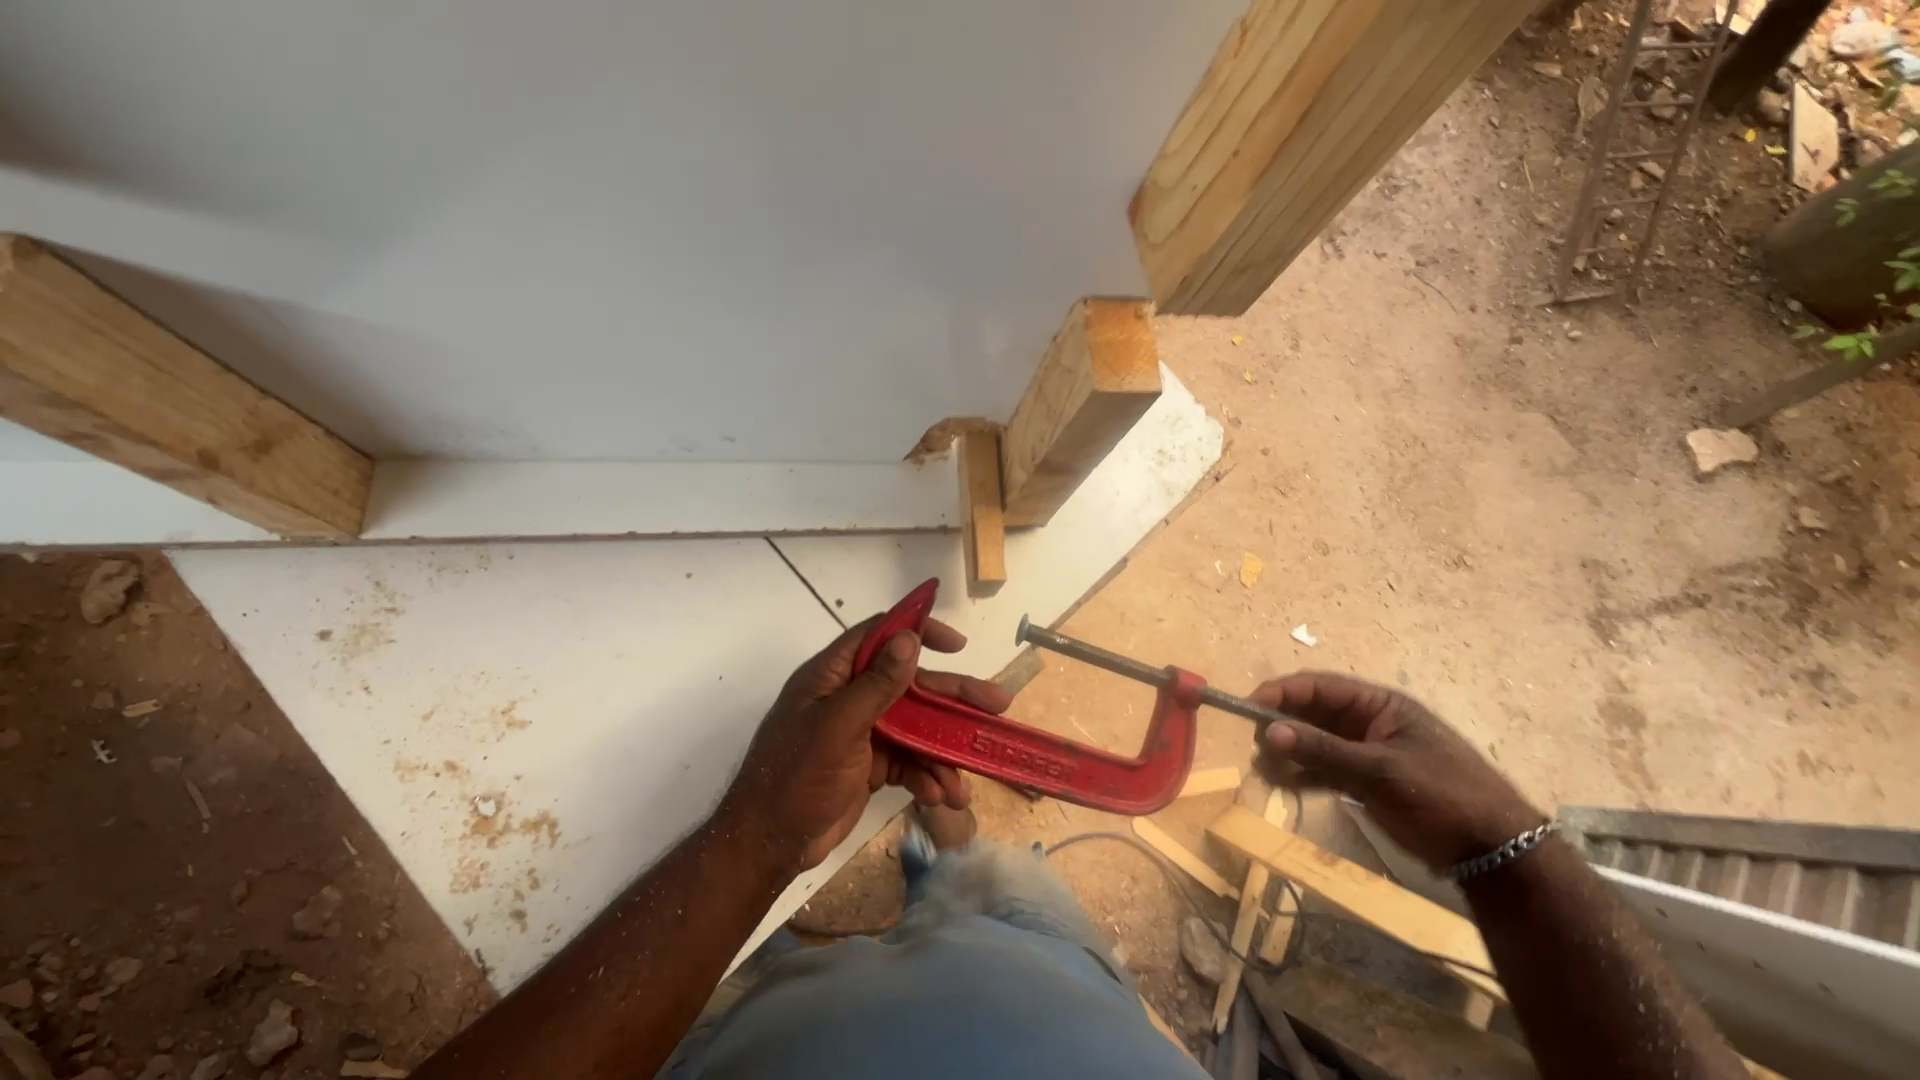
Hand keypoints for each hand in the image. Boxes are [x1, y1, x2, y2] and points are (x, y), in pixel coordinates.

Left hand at [717, 615, 1009, 872]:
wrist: (769, 844)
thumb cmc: (796, 777)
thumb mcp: (838, 726)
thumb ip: (876, 684)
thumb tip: (908, 637)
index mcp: (832, 676)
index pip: (879, 637)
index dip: (918, 632)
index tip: (957, 644)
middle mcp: (848, 698)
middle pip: (910, 686)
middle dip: (952, 700)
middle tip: (998, 704)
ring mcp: (860, 733)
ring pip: (915, 729)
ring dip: (941, 754)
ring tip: (966, 781)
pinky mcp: (868, 766)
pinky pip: (907, 762)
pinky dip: (925, 777)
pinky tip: (941, 797)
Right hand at [1250, 671, 1543, 870]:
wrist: (1493, 850)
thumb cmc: (1443, 796)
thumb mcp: (1381, 770)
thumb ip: (1323, 750)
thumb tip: (1268, 731)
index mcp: (1379, 705)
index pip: (1319, 687)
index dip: (1281, 693)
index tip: (1247, 708)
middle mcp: (1368, 723)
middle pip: (1311, 713)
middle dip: (1280, 725)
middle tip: (1256, 747)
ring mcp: (1365, 753)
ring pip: (1313, 742)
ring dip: (1287, 752)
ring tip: (1263, 769)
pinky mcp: (1364, 782)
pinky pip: (1322, 770)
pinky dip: (1300, 774)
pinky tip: (1279, 783)